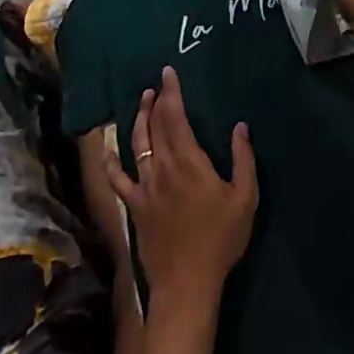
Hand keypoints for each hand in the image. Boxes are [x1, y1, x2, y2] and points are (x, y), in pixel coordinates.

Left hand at [106, 67, 257, 302]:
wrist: (187, 281)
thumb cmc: (220, 238)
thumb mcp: (245, 197)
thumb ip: (244, 159)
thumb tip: (240, 127)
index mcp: (189, 161)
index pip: (176, 117)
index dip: (172, 93)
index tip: (168, 73)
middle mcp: (162, 167)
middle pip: (155, 126)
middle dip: (156, 101)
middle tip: (157, 83)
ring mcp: (144, 187)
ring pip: (136, 144)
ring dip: (139, 120)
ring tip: (142, 103)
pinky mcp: (134, 206)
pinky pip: (118, 180)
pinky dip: (111, 163)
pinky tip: (108, 151)